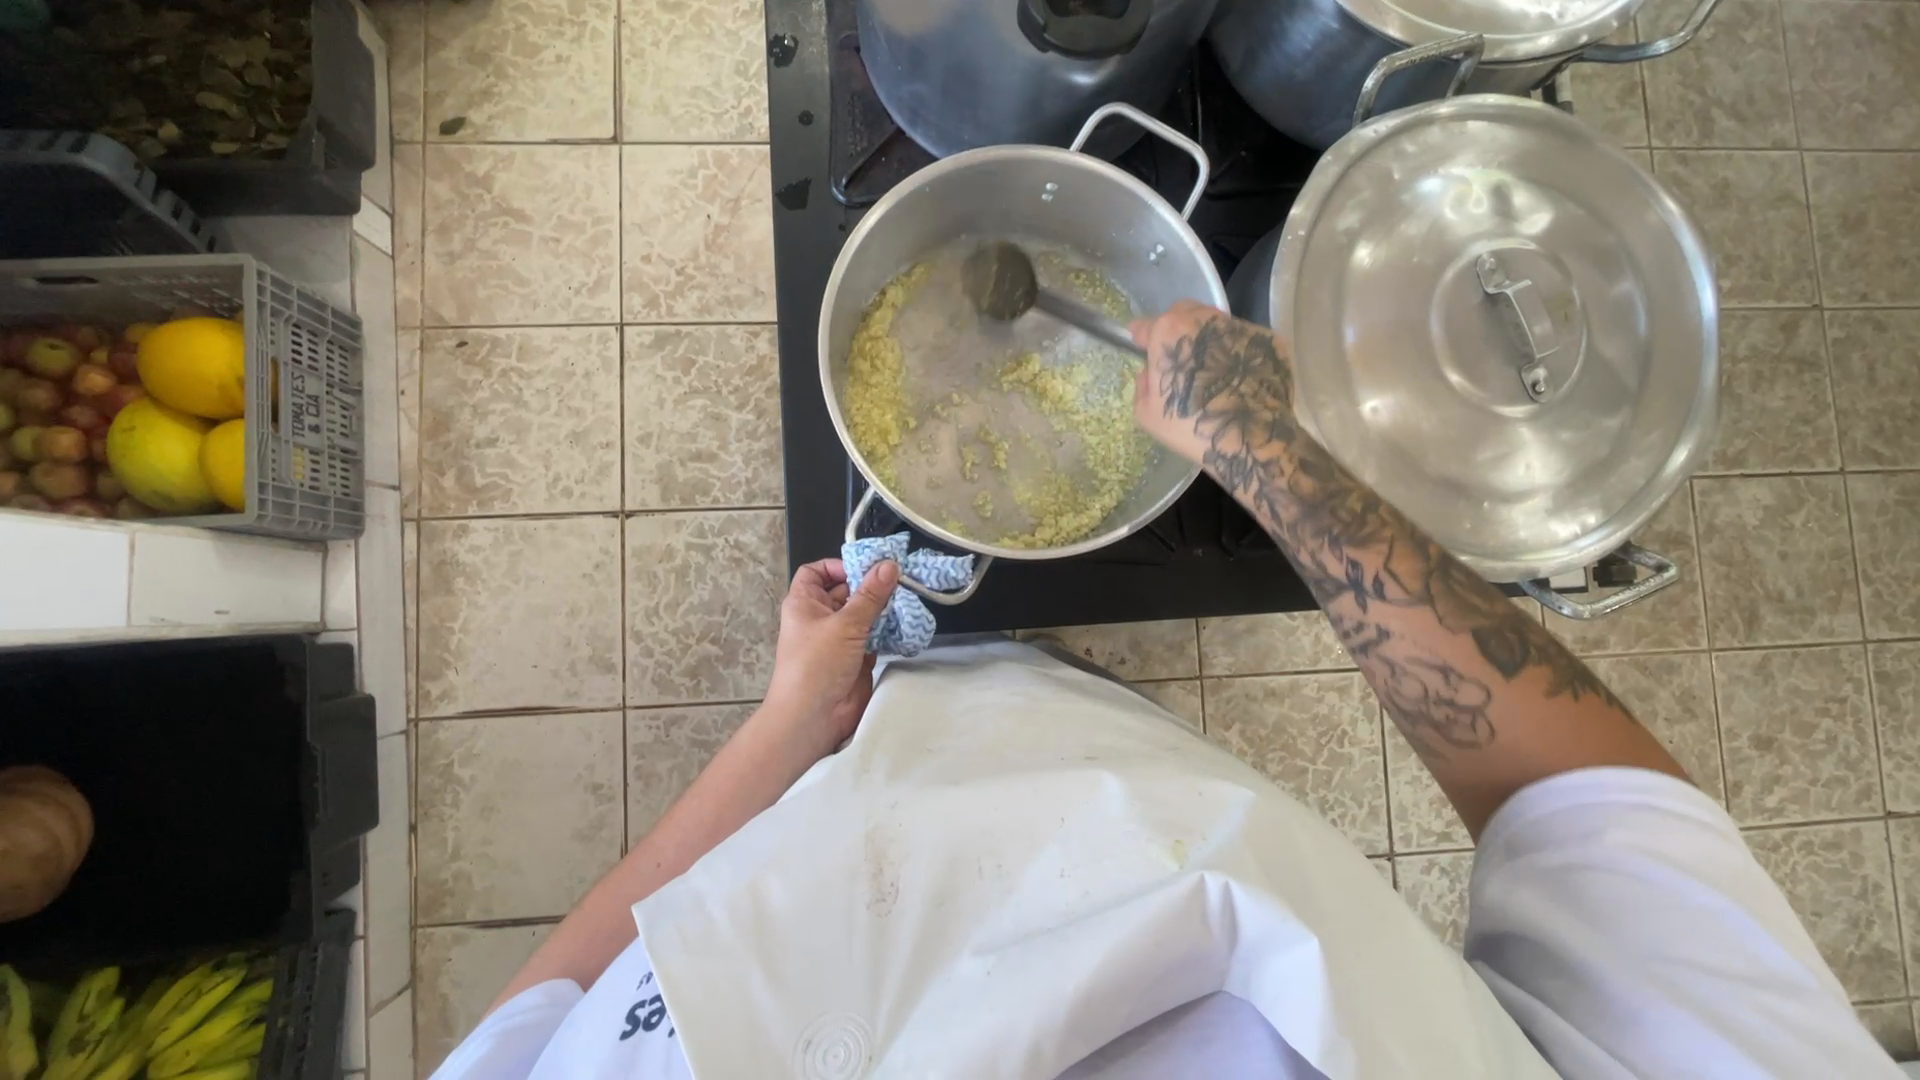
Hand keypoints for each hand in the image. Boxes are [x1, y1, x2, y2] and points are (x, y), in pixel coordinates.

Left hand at [761, 557, 899, 758]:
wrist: (814, 717)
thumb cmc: (817, 665)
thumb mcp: (845, 624)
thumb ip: (870, 595)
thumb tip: (888, 565)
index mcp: (805, 603)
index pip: (817, 572)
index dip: (838, 566)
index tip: (866, 567)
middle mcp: (820, 617)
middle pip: (846, 591)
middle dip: (871, 586)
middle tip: (900, 579)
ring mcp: (839, 638)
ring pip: (864, 613)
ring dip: (883, 608)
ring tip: (908, 599)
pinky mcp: (855, 656)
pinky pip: (874, 635)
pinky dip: (888, 629)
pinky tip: (906, 622)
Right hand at [1130, 300, 1294, 466]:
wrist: (1251, 441)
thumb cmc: (1191, 428)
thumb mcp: (1147, 414)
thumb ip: (1143, 385)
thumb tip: (1152, 373)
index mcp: (1169, 333)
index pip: (1147, 325)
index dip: (1142, 337)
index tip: (1141, 344)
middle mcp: (1206, 320)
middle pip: (1184, 313)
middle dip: (1176, 329)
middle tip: (1178, 357)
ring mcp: (1242, 327)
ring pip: (1217, 324)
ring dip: (1208, 340)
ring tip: (1212, 372)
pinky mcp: (1270, 341)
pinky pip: (1245, 341)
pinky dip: (1237, 354)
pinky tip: (1239, 380)